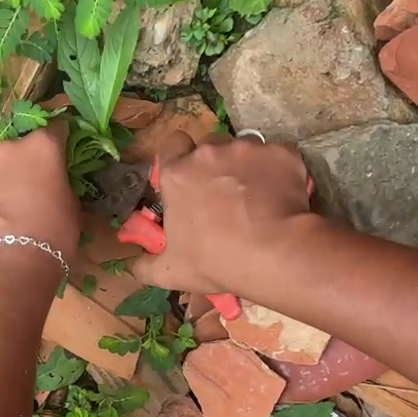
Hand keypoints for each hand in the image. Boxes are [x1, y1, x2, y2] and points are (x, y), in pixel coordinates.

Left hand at [0, 121, 78, 279]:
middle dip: (33, 159)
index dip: (62, 141)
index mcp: (42, 145)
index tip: (65, 153)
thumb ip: (61, 180)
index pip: (57, 129)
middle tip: (40, 182)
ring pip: (4, 163)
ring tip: (18, 201)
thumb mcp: (71, 202)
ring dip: (12, 174)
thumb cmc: (55, 231)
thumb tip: (54, 179)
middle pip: (25, 146)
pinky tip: (3, 211)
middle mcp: (11, 147)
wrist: (14, 261)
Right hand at [131, 137, 313, 294]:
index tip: (189, 176)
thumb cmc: (215, 261)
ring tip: (256, 195)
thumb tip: (135, 266)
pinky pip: (278, 156)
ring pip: (245, 148)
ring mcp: (247, 149)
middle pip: (209, 145)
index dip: (180, 156)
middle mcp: (208, 152)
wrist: (273, 254)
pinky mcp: (281, 153)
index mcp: (177, 173)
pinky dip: (278, 171)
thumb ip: (146, 266)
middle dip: (215, 162)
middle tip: (224, 193)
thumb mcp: (170, 272)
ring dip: (246, 165)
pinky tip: (282, 195)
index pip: (172, 143)